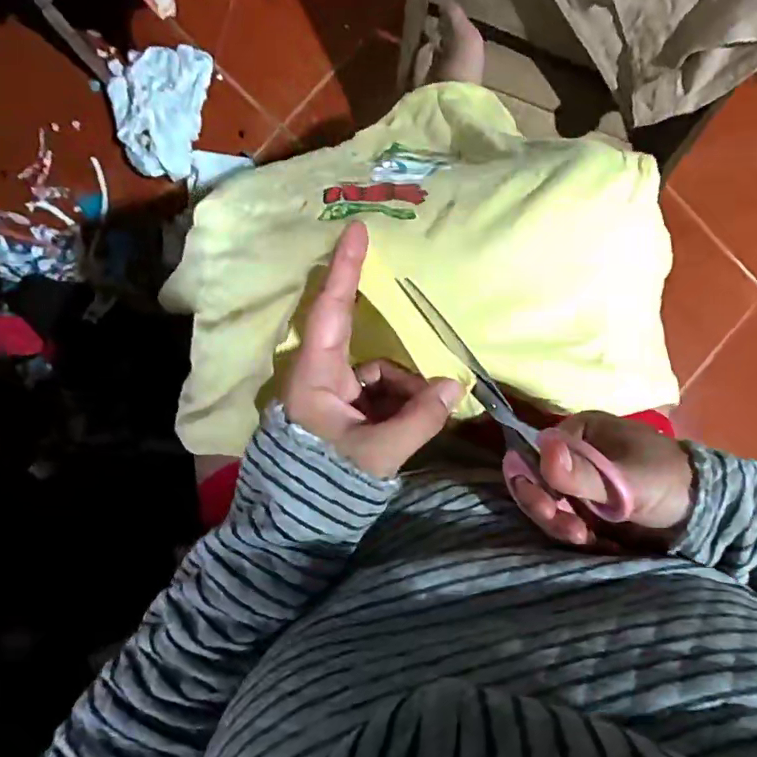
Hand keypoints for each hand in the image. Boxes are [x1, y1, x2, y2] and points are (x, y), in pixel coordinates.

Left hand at [283, 222, 461, 477]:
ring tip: (421, 425)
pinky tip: (413, 428)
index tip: (356, 232)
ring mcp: (335, 398)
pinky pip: (383, 398)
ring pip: (382, 379)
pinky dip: (402, 409)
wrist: (302, 524)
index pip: (330, 312)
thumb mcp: (379, 451)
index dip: (343, 271)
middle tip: (419, 373)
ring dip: (408, 396)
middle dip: (398, 364)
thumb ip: (420, 418)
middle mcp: (322, 378)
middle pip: (369, 351)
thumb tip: (453, 385)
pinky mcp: (347, 415)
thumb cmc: (330, 482)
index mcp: (315, 376)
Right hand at [508, 411, 693, 549]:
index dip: (533, 482)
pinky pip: (565, 518)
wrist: (699, 510)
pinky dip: (573, 532)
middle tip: (569, 531)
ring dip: (559, 524)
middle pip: (537, 481)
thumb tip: (543, 447)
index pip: (535, 454)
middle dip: (546, 508)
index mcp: (581, 431)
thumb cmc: (666, 481)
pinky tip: (592, 542)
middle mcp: (574, 453)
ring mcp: (581, 481)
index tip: (550, 508)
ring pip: (549, 504)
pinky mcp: (588, 505)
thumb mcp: (626, 479)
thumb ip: (584, 472)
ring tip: (584, 538)